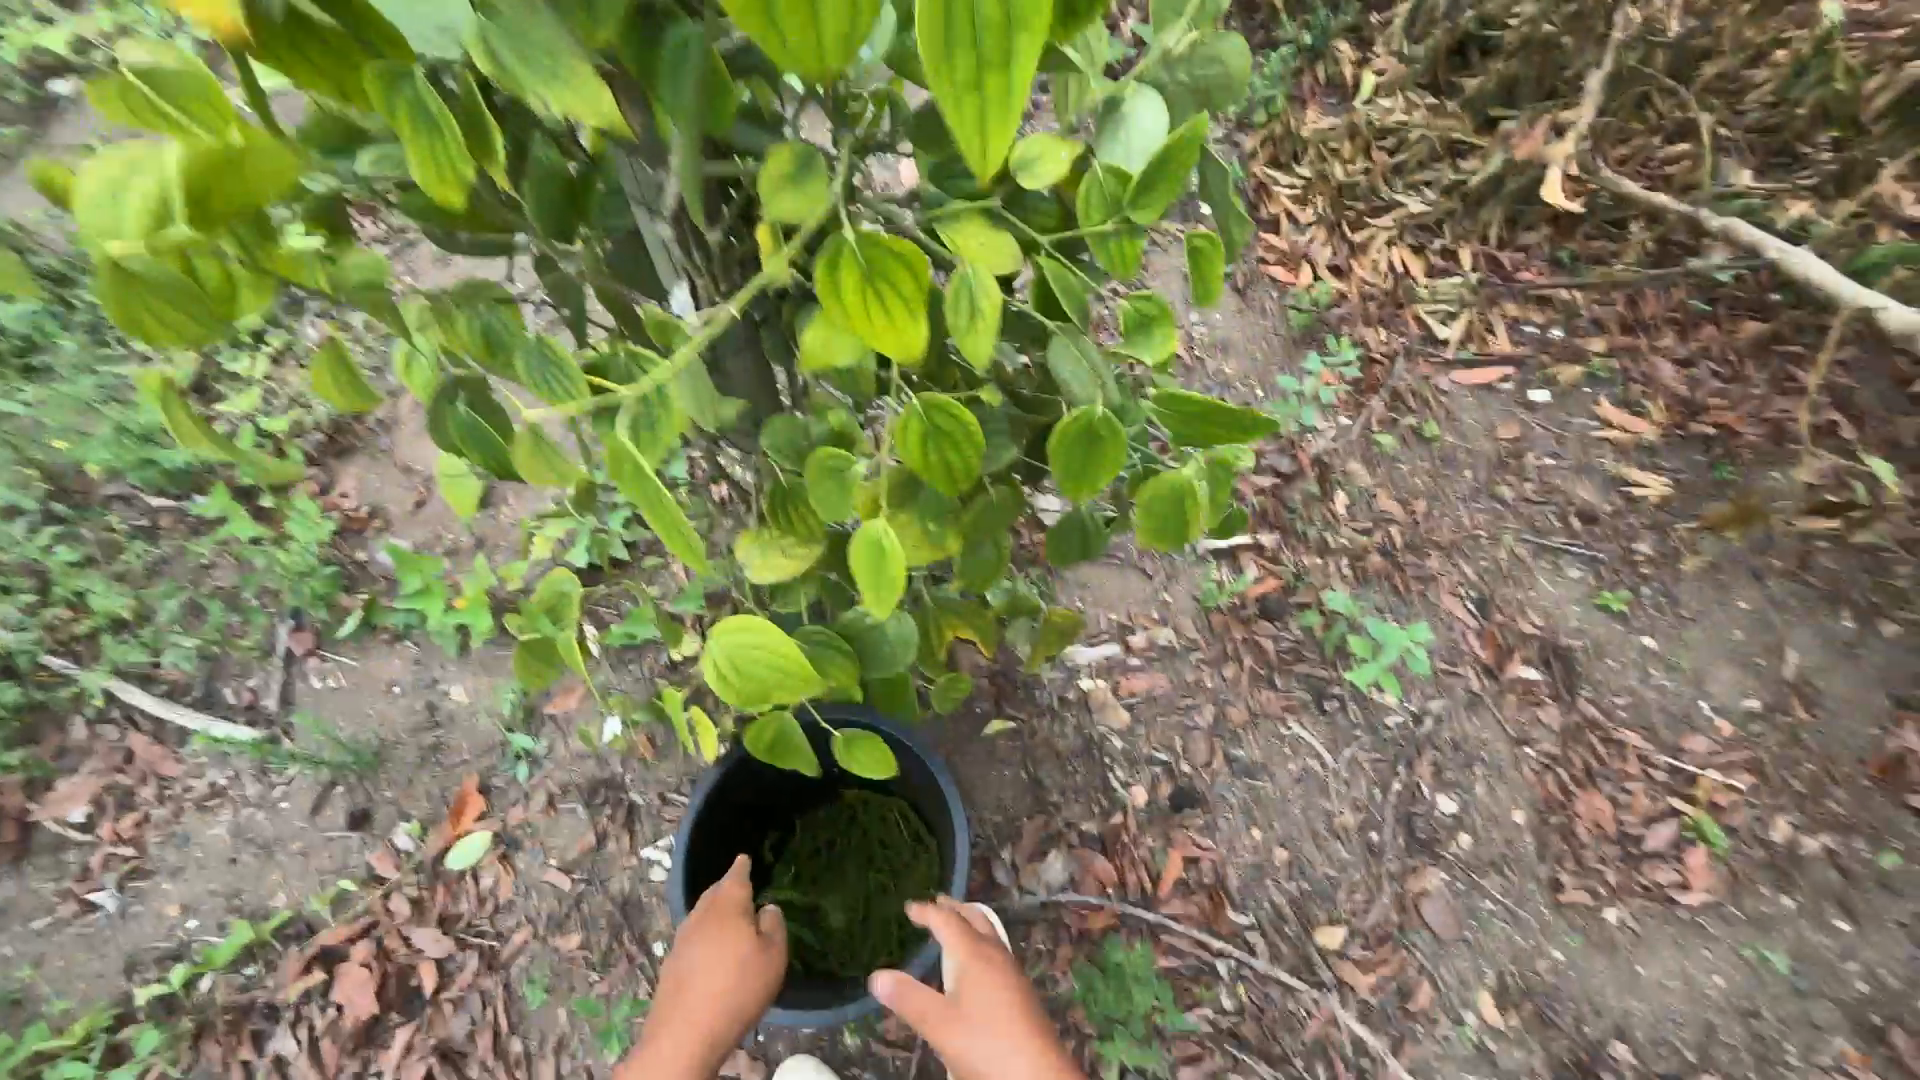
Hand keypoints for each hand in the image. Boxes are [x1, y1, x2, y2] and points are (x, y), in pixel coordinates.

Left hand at [616, 855, 785, 1079]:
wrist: (684, 1035)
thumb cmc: (738, 988)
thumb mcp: (773, 955)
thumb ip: (773, 925)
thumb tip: (765, 909)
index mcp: (727, 905)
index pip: (735, 876)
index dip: (742, 866)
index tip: (744, 858)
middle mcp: (700, 915)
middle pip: (714, 893)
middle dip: (726, 888)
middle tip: (740, 888)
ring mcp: (681, 940)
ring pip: (701, 916)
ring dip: (714, 914)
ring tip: (729, 920)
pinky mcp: (671, 966)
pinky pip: (693, 939)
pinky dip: (704, 937)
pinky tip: (712, 953)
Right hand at [869, 897, 1084, 1079]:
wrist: (1039, 1074)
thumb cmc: (985, 1044)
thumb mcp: (939, 1025)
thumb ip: (908, 999)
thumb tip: (876, 976)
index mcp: (973, 954)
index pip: (947, 921)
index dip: (927, 912)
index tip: (910, 907)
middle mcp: (995, 953)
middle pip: (975, 918)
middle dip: (954, 908)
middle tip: (937, 903)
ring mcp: (1012, 971)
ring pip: (989, 933)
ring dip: (971, 923)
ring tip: (957, 925)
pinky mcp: (1021, 989)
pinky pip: (997, 949)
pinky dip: (981, 941)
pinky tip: (979, 964)